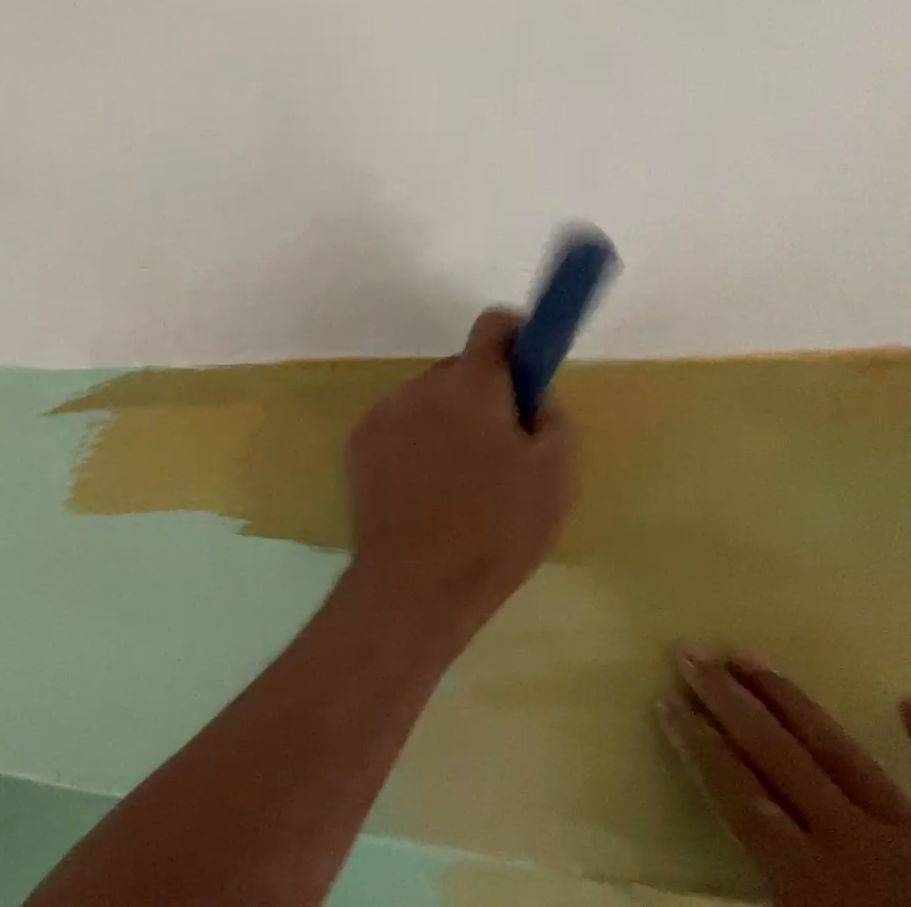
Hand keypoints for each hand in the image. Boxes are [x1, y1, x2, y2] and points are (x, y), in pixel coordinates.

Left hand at [341, 306, 574, 642]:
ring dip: (447, 420)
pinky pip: (398, 426)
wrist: (415, 583)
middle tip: (501, 447)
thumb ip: (549, 415)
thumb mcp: (553, 475)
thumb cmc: (496, 531)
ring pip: (427, 400)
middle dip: (484, 394)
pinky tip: (425, 489)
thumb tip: (532, 392)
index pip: (494, 327)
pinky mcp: (357, 445)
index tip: (529, 365)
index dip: (518, 337)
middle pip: (460, 370)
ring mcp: (382, 416)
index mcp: (471, 387)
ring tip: (460, 480)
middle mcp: (419, 389)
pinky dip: (415, 442)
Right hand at [658, 645, 910, 906]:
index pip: (738, 796)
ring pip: (841, 755)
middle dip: (728, 702)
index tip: (668, 700)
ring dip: (791, 703)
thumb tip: (691, 891)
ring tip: (750, 656)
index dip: (699, 746)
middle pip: (776, 758)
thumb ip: (764, 895)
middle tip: (692, 652)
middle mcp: (851, 840)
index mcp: (807, 876)